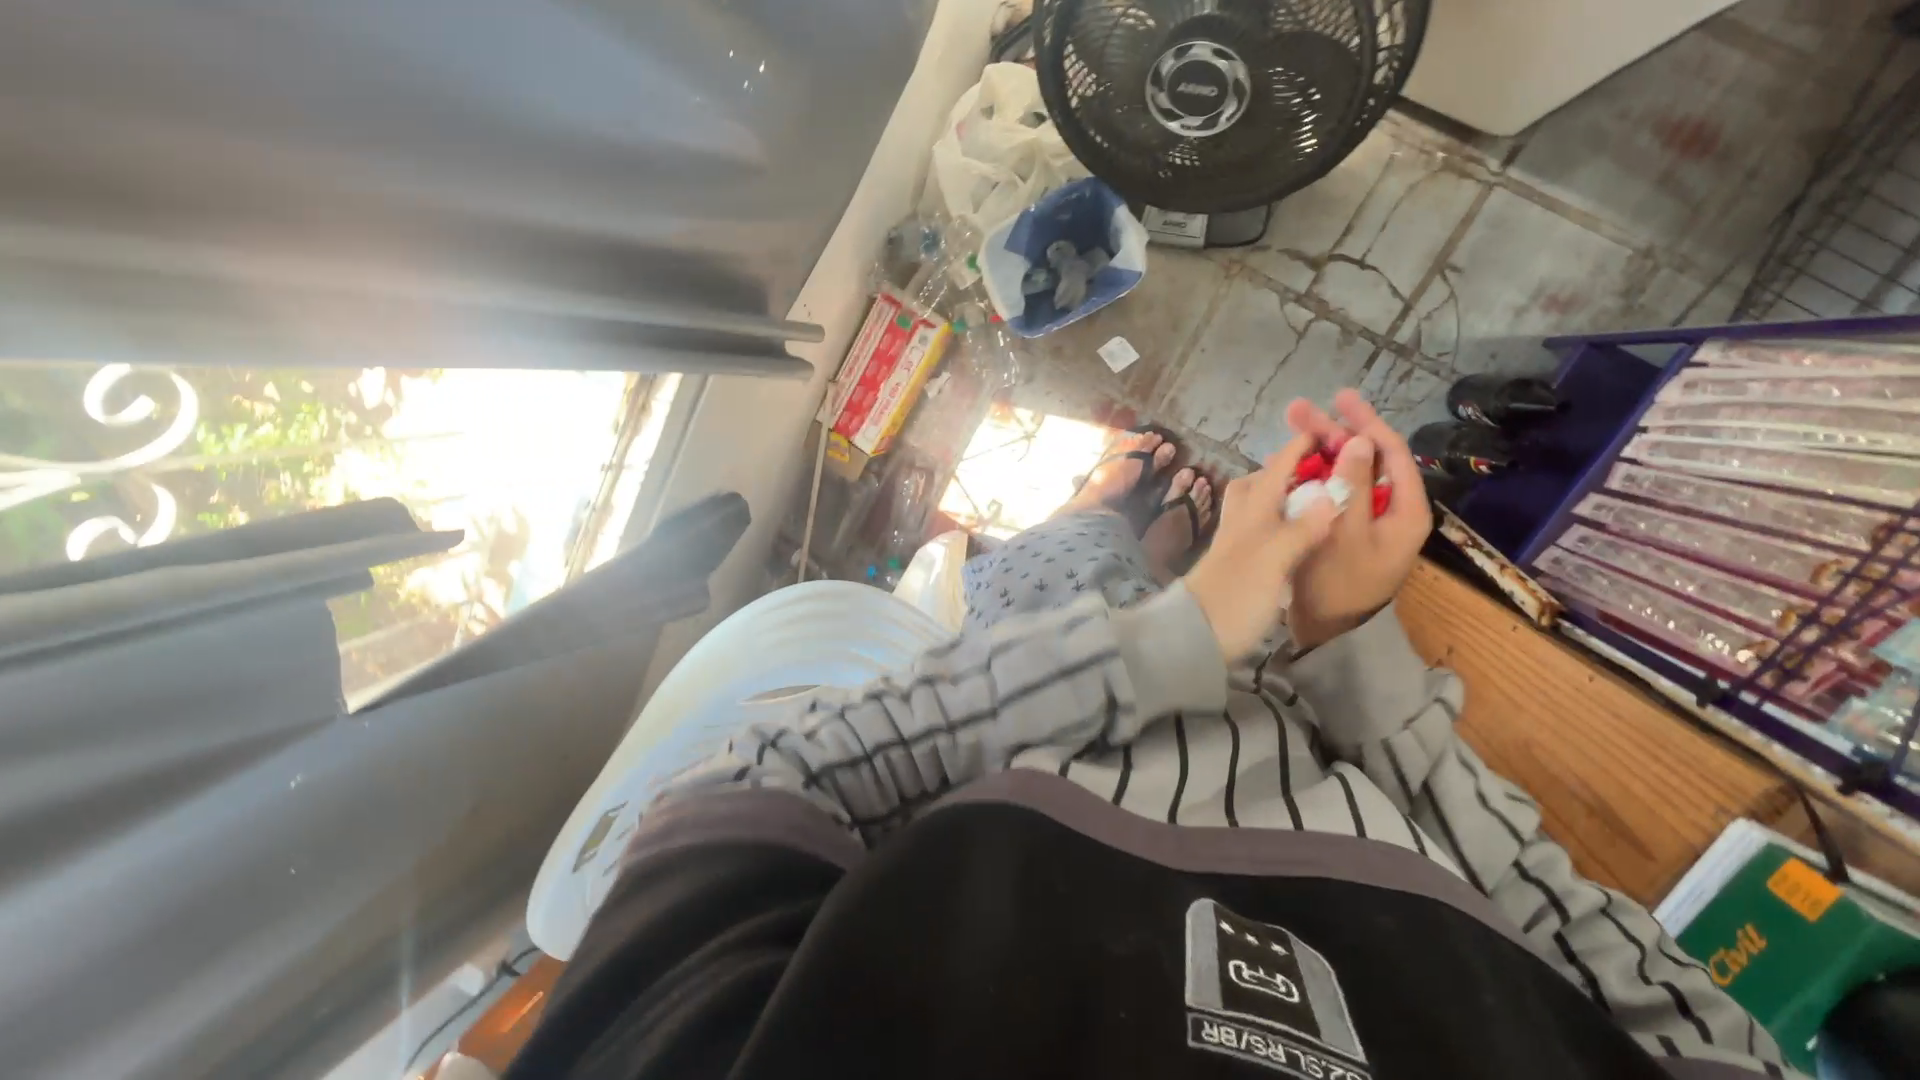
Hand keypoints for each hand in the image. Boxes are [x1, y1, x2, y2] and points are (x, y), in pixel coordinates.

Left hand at [1182, 433, 1339, 660]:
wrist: (1194, 636)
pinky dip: (1277, 524)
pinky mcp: (1236, 568)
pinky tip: (1291, 536)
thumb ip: (1303, 526)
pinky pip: (1260, 532)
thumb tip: (1333, 491)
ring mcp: (1235, 546)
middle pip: (1259, 484)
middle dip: (1285, 470)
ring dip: (1280, 496)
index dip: (1297, 448)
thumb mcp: (1273, 559)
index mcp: (1251, 513)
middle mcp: (1241, 522)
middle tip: (1319, 466)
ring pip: (1256, 508)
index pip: (1275, 469)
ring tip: (1310, 498)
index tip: (1322, 428)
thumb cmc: (1235, 596)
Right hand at [1281, 390, 1432, 648]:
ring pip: (1347, 474)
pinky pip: (1333, 492)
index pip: (1391, 454)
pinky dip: (1313, 476)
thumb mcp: (1347, 533)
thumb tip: (1360, 440)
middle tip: (1297, 411)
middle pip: (1366, 460)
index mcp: (1406, 511)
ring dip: (1319, 452)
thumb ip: (1355, 485)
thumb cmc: (1340, 583)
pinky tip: (1290, 464)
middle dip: (1333, 433)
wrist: (1326, 631)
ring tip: (1288, 432)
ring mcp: (1368, 521)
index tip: (1340, 398)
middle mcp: (1391, 510)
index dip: (1366, 422)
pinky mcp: (1346, 531)